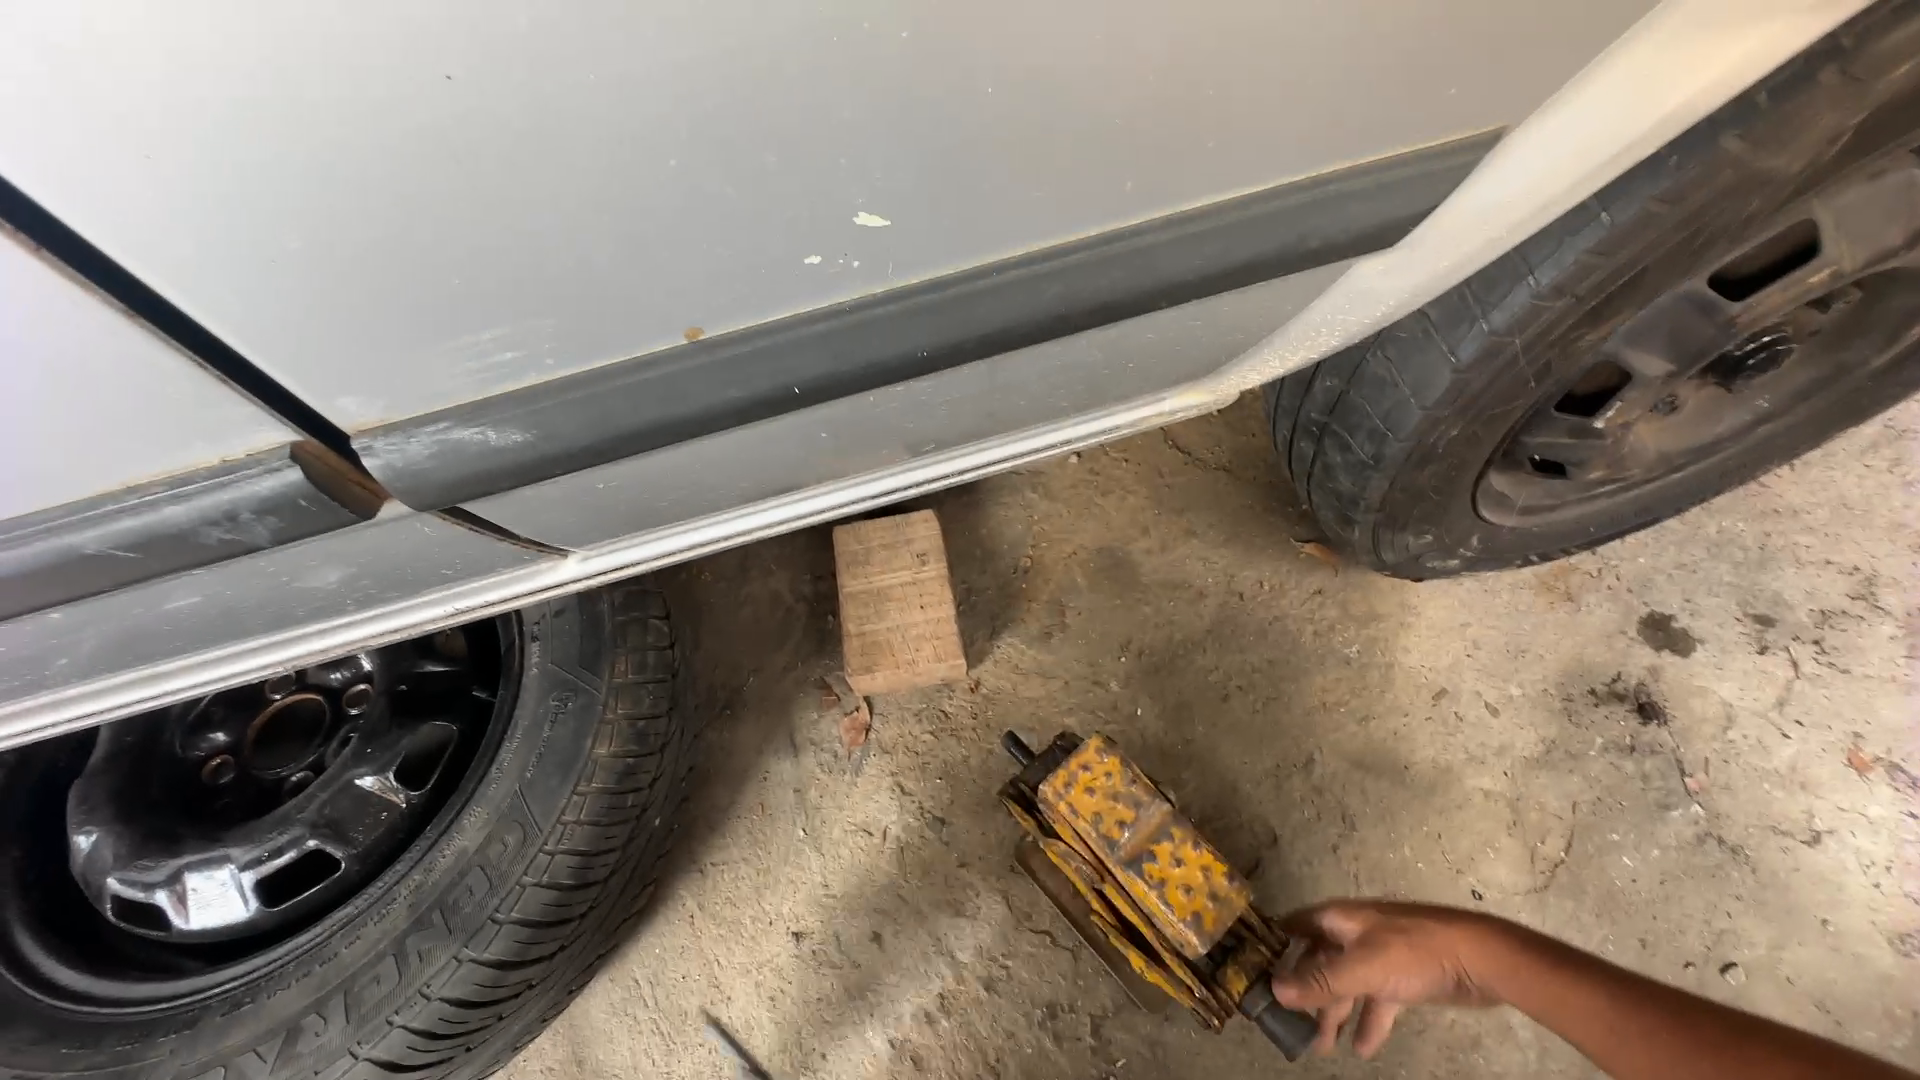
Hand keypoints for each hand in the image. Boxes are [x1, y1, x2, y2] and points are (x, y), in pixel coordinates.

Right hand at [1270, 900, 1509, 1058]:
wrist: (1477, 959)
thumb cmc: (1412, 952)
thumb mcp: (1362, 968)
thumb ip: (1320, 982)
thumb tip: (1275, 991)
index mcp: (1336, 920)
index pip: (1293, 928)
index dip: (1274, 947)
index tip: (1256, 974)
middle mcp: (1351, 934)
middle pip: (1318, 963)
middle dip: (1306, 994)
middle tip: (1292, 1026)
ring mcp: (1376, 956)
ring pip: (1345, 985)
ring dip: (1335, 1014)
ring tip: (1323, 1046)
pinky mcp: (1400, 978)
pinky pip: (1374, 1000)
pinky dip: (1367, 1021)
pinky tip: (1362, 1047)